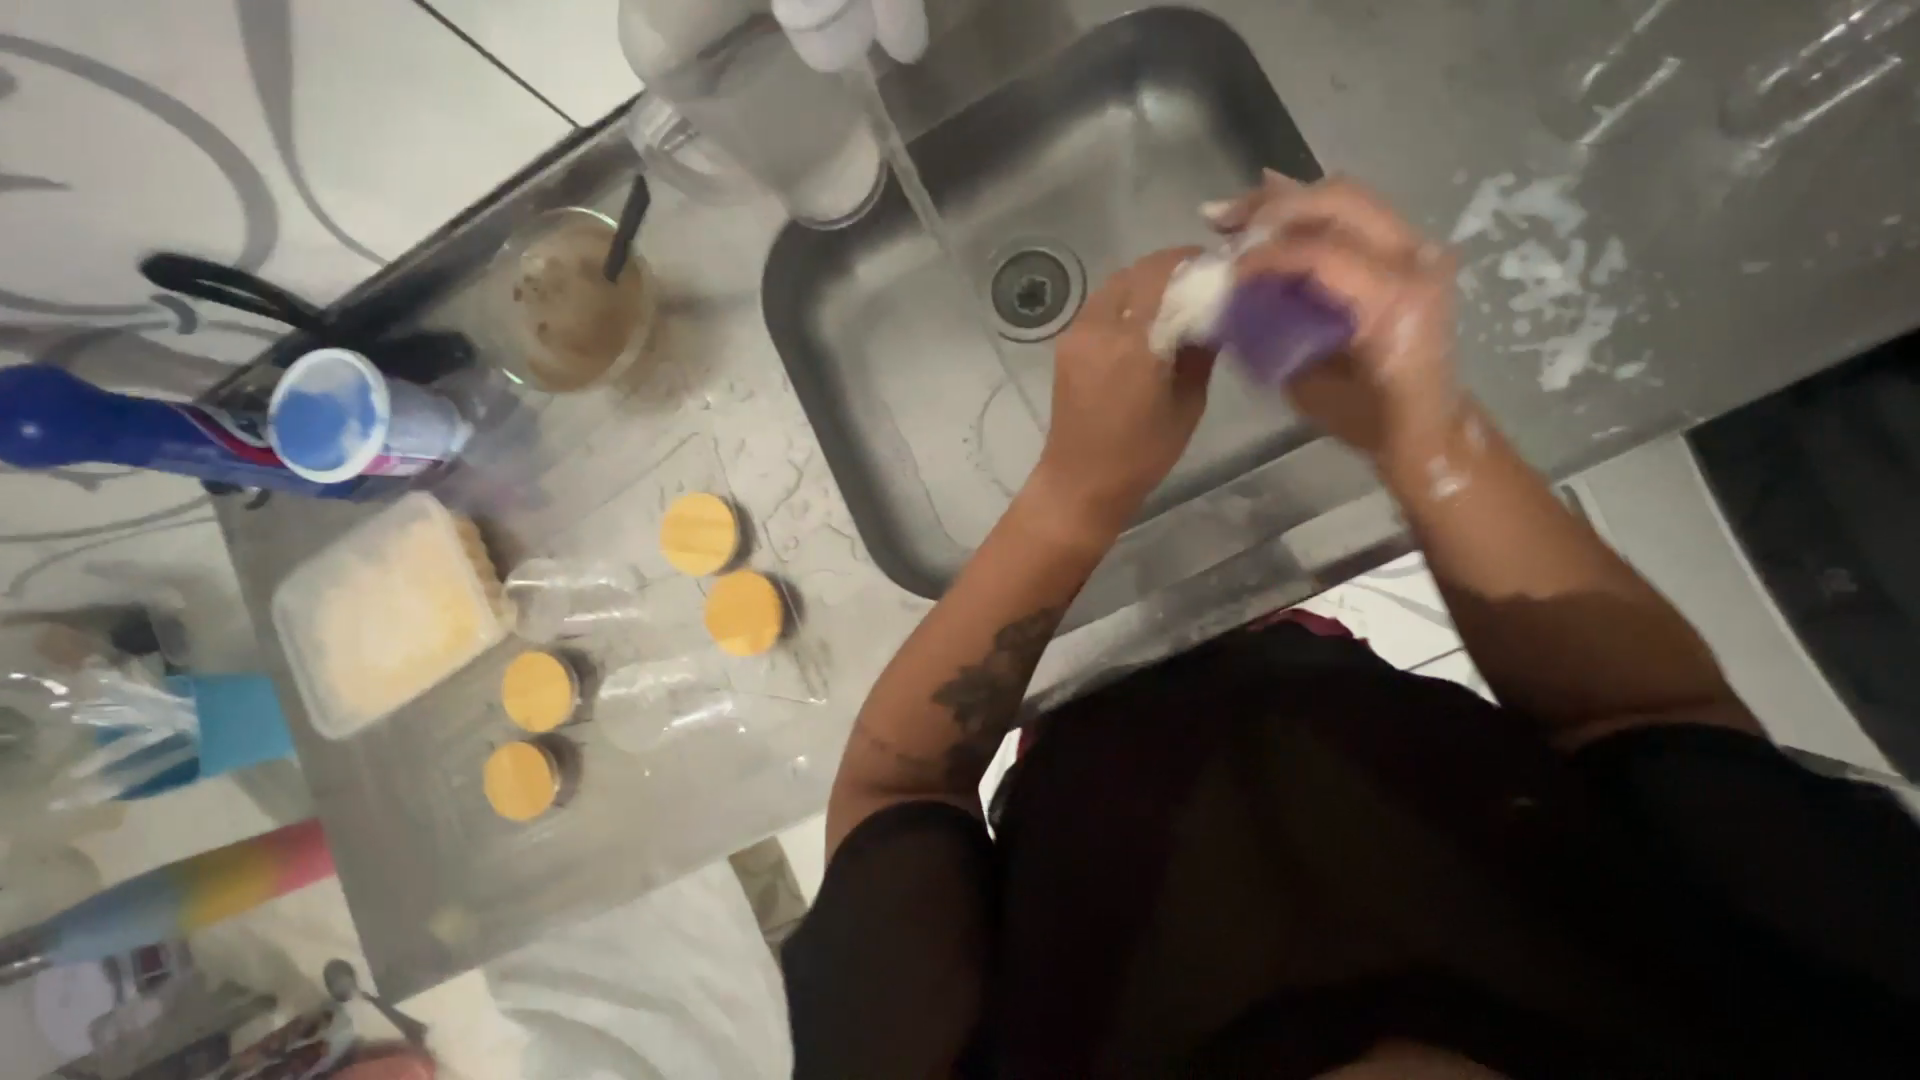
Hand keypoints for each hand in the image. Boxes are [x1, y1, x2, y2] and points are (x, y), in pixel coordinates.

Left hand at [1029, 247, 1215, 539]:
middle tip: (1198, 283)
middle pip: (1136, 273)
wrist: (1080, 481)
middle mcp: (1100, 327)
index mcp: (1134, 341)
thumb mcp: (1188, 404)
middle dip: (1169, 269)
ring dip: (1145, 283)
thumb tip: (1214, 316)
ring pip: (1115, 285)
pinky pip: (1100, 307)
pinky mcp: (1066, 345)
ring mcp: (1077, 334)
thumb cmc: (1141, 454)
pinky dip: (1125, 301)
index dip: (1192, 262)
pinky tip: (1146, 321)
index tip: (1217, 267)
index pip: (1163, 274)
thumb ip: (1201, 352)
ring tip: (1174, 300)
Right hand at [1207, 173, 1460, 460]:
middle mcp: (1414, 260)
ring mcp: (1417, 248)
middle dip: (1271, 207)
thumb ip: (1280, 327)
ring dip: (1286, 203)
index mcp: (1393, 300)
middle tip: (1220, 221)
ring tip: (1235, 216)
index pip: (1320, 253)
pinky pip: (1355, 215)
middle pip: (1337, 201)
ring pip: (1346, 197)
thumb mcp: (1309, 383)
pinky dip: (1308, 214)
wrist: (1425, 424)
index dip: (1263, 256)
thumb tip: (1235, 293)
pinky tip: (1267, 219)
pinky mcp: (1408, 250)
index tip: (1223, 271)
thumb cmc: (1364, 418)